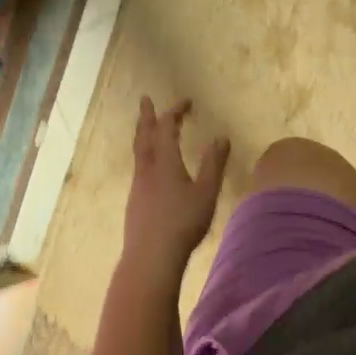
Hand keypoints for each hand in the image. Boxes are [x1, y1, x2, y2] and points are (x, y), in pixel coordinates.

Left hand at [124, 96, 229, 265]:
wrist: (150, 255)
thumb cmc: (182, 222)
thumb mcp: (206, 193)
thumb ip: (213, 164)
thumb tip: (220, 137)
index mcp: (164, 161)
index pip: (166, 127)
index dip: (175, 111)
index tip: (186, 101)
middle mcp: (147, 168)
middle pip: (144, 135)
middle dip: (147, 116)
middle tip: (145, 99)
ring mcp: (137, 184)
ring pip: (138, 151)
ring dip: (142, 134)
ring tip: (146, 127)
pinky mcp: (135, 200)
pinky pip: (138, 166)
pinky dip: (143, 154)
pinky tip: (149, 166)